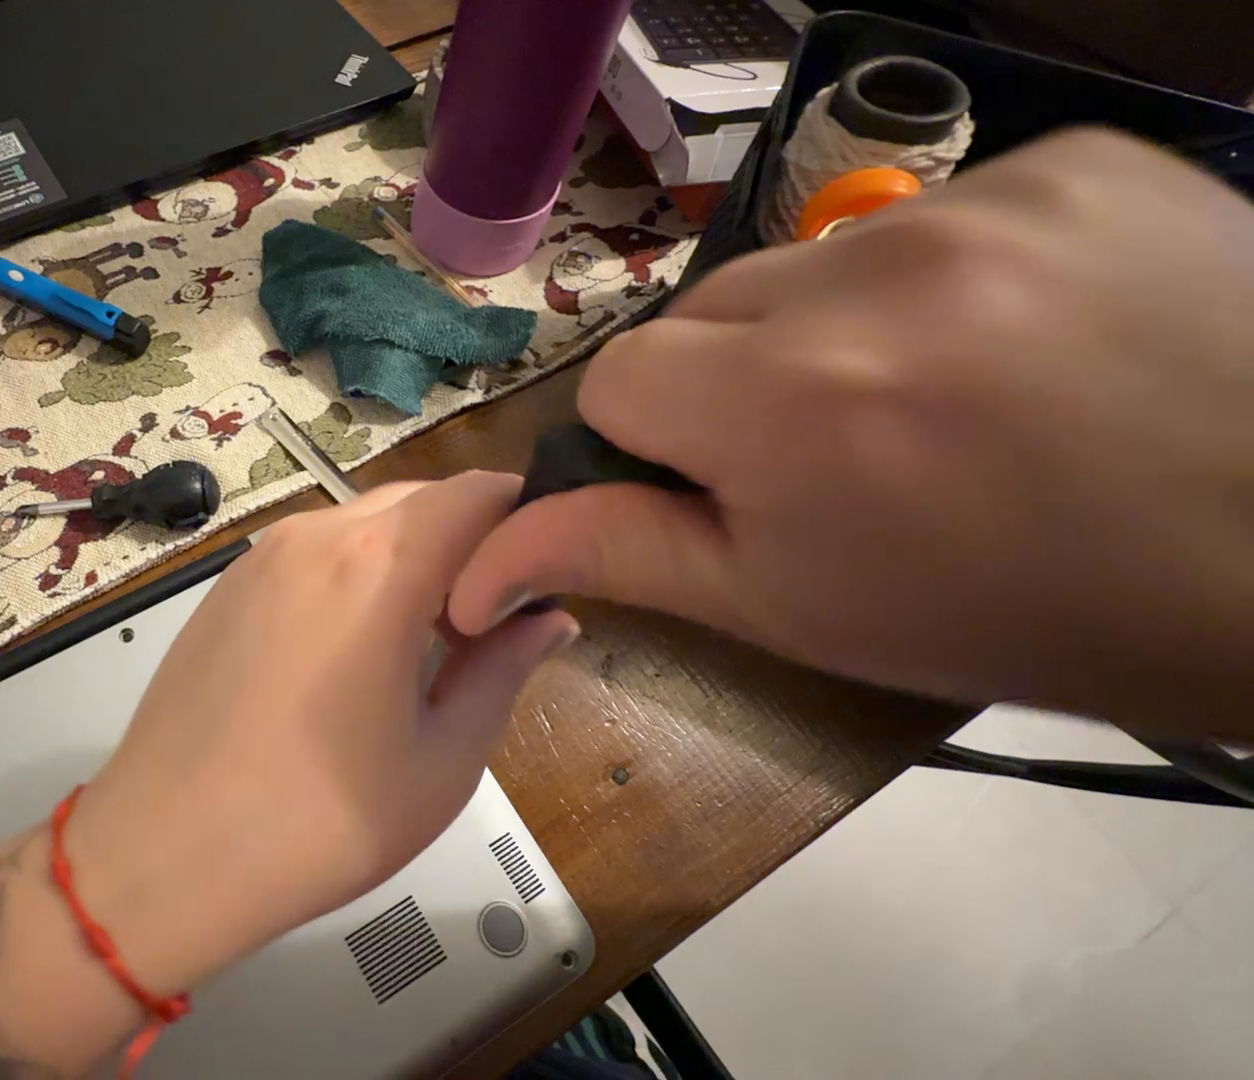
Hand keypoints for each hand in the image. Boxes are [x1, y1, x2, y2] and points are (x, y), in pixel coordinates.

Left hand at [66, 473, 578, 993]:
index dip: (523, 520)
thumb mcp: (442, 759)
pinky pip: (312, 551)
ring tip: (419, 638)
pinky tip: (348, 645)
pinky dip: (353, 571)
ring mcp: (260, 556)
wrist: (165, 852)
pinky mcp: (227, 585)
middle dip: (468, 541)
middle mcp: (315, 536)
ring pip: (362, 522)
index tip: (542, 573)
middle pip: (419, 500)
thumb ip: (504, 670)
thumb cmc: (318, 822)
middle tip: (485, 620)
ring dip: (409, 556)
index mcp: (379, 566)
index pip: (476, 493)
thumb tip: (551, 618)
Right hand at [450, 129, 1253, 737]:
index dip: (648, 436)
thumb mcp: (780, 604)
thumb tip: (483, 560)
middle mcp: (861, 279)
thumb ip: (619, 553)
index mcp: (781, 404)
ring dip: (815, 333)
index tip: (715, 478)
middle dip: (722, 383)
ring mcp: (975, 204)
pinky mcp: (1066, 164)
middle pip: (698, 314)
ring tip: (910, 398)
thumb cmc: (998, 607)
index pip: (615, 379)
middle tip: (814, 451)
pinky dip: (916, 285)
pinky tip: (994, 340)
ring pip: (794, 268)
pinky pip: (910, 222)